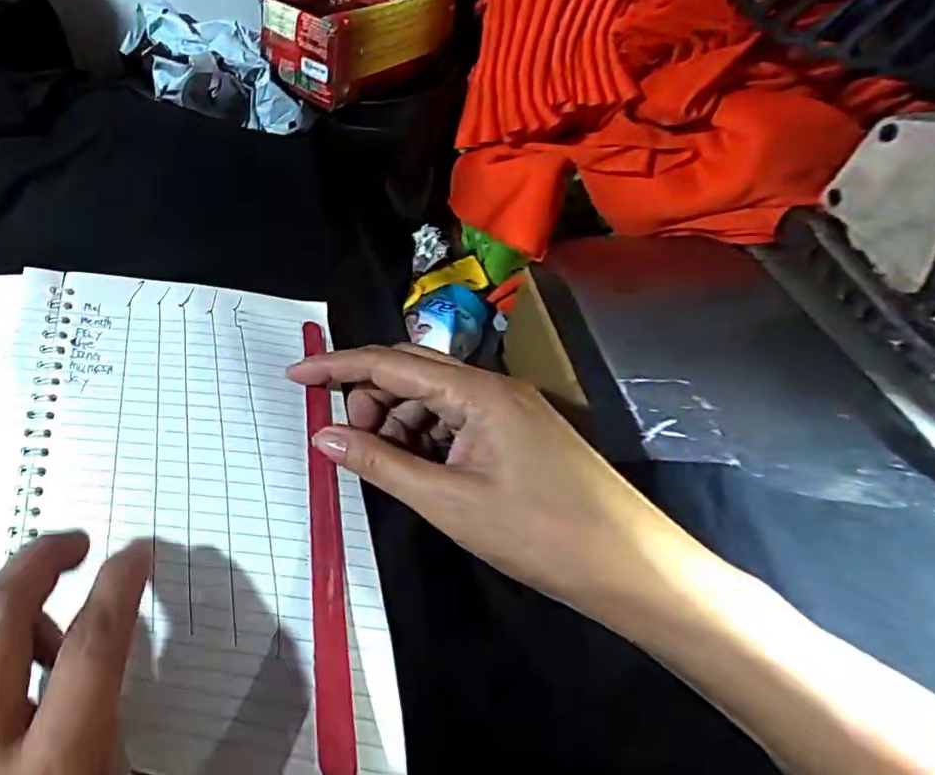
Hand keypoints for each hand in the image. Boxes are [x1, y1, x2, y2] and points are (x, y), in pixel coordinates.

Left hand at [0, 532, 150, 774]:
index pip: (90, 649)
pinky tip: (0, 683)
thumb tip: (126, 666)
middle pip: (0, 618)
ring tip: (43, 619)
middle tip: (72, 544)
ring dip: (4, 605)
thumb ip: (119, 736)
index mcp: (50, 771)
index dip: (118, 586)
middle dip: (39, 561)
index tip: (135, 554)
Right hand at [287, 344, 711, 622]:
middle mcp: (490, 385)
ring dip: (397, 423)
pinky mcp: (515, 429)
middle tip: (348, 442)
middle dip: (368, 399)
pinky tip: (421, 470)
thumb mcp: (448, 502)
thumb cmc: (542, 535)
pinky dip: (425, 437)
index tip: (295, 376)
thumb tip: (322, 437)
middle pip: (409, 372)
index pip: (389, 362)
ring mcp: (506, 406)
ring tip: (388, 466)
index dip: (336, 366)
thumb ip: (379, 463)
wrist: (639, 573)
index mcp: (475, 390)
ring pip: (429, 397)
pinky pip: (453, 418)